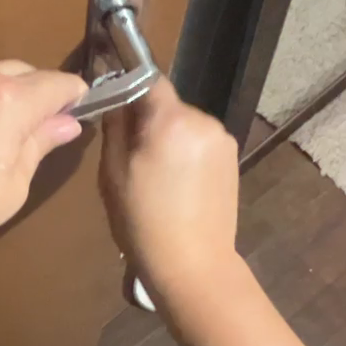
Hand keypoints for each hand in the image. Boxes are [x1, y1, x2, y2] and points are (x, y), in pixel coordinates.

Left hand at [0, 60, 87, 284]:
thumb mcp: (11, 186)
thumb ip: (39, 145)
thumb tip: (65, 123)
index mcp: (9, 99)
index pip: (57, 84)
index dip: (74, 98)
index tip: (80, 114)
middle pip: (23, 72)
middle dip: (39, 94)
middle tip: (42, 132)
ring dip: (4, 96)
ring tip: (2, 138)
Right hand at [99, 78, 240, 297]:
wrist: (192, 265)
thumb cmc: (143, 222)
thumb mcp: (113, 174)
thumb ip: (115, 129)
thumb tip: (117, 101)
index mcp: (171, 120)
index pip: (149, 80)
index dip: (129, 87)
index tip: (114, 107)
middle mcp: (203, 120)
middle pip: (167, 106)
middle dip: (148, 122)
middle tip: (131, 157)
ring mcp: (222, 140)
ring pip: (184, 125)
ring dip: (168, 140)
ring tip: (155, 178)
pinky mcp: (232, 160)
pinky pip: (199, 144)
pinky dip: (185, 155)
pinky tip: (177, 187)